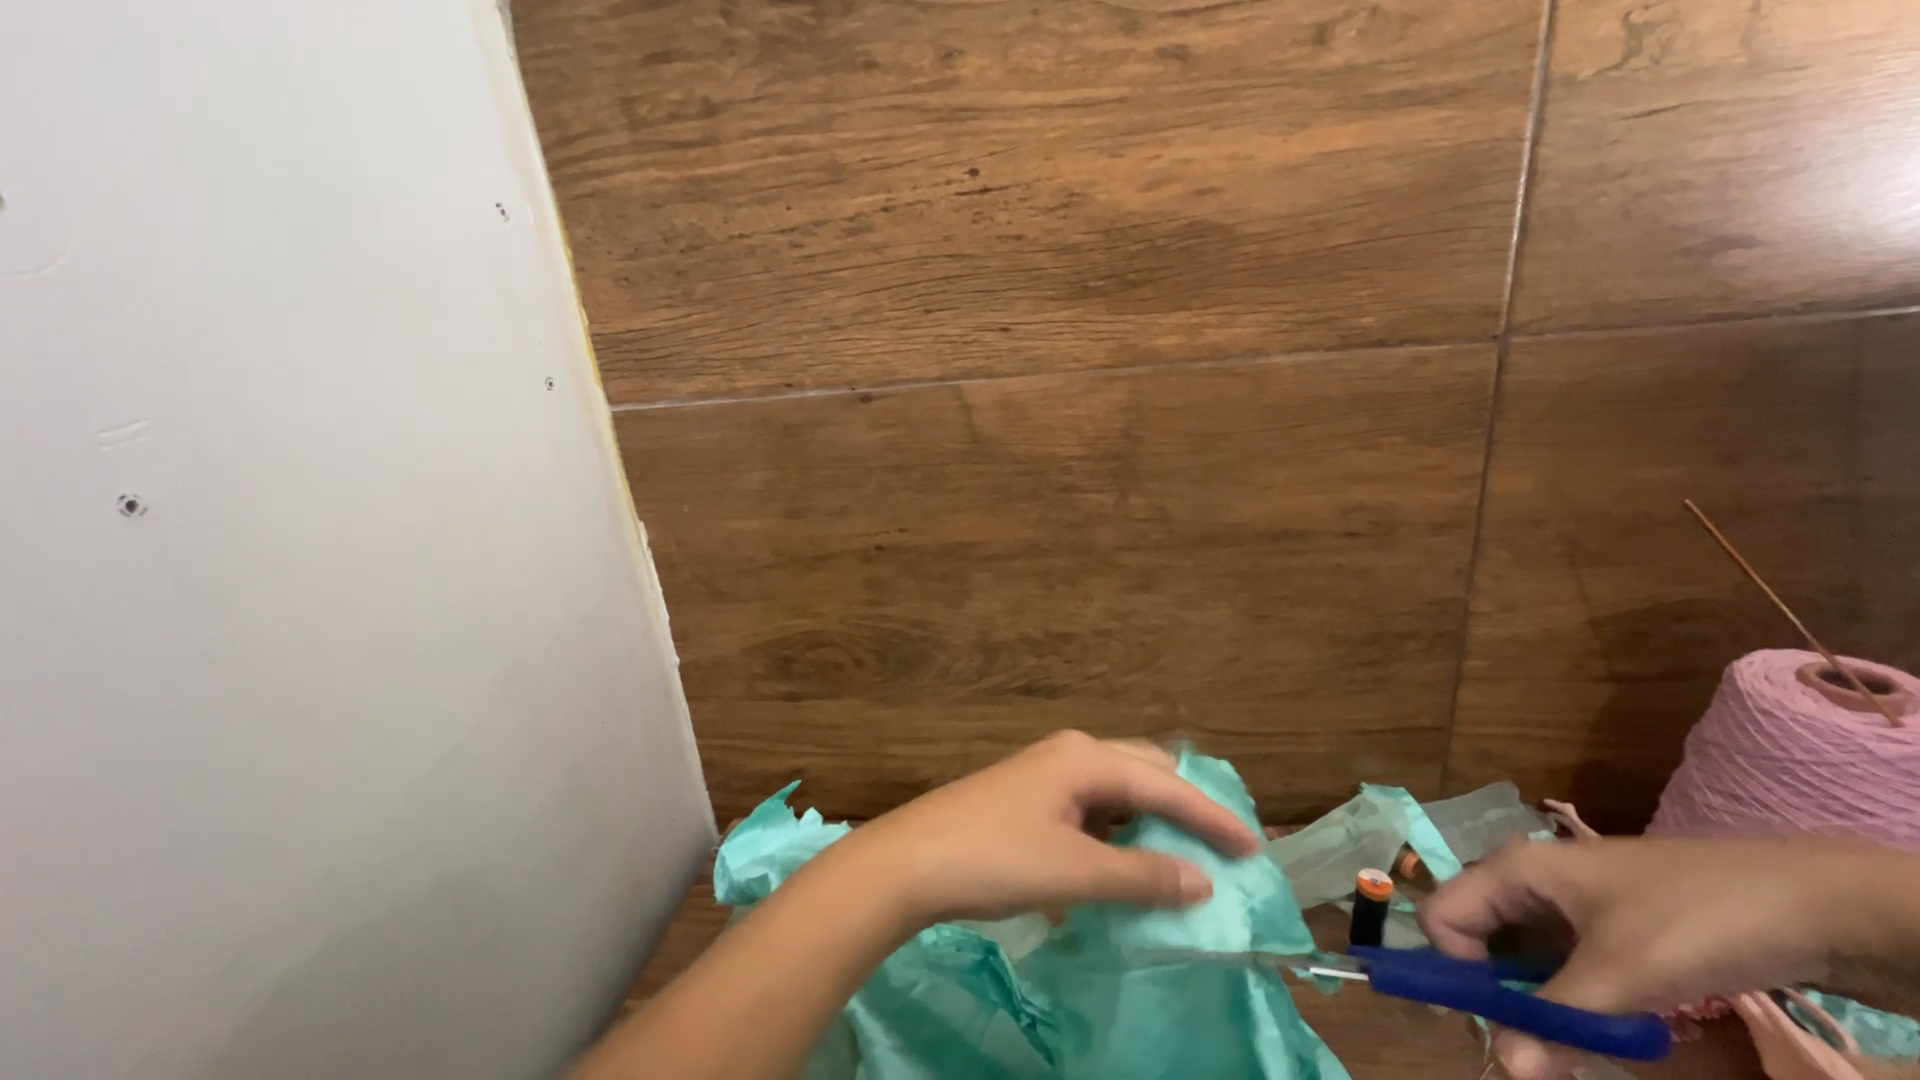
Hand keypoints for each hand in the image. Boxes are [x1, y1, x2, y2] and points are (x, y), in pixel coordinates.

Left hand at [823, 731, 1261, 925]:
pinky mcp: (1026, 795)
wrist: (907, 862)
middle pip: (1144, 771)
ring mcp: (1044, 772)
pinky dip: (1116, 827)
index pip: (1166, 788)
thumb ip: (1143, 877)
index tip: (1254, 847)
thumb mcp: (1076, 872)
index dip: (1213, 819)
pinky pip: (1089, 804)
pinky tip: (1122, 855)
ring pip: (1114, 787)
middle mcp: (1069, 753)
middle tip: (1222, 840)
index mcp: (1086, 759)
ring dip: (1149, 816)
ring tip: (1182, 850)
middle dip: (1184, 804)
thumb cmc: (995, 859)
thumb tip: (1201, 881)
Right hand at [1419, 838, 1887, 1078]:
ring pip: (1522, 953)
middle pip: (1477, 935)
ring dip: (1538, 1000)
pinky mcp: (1606, 920)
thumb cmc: (1693, 921)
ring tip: (1579, 1035)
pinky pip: (1561, 959)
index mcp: (1513, 869)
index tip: (1498, 1019)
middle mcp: (1529, 878)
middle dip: (1495, 991)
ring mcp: (1569, 899)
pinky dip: (1571, 994)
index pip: (1443, 916)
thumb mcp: (1622, 975)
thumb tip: (1504, 1066)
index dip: (1456, 969)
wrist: (1808, 902)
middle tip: (1537, 1039)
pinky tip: (1608, 1019)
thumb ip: (1556, 1020)